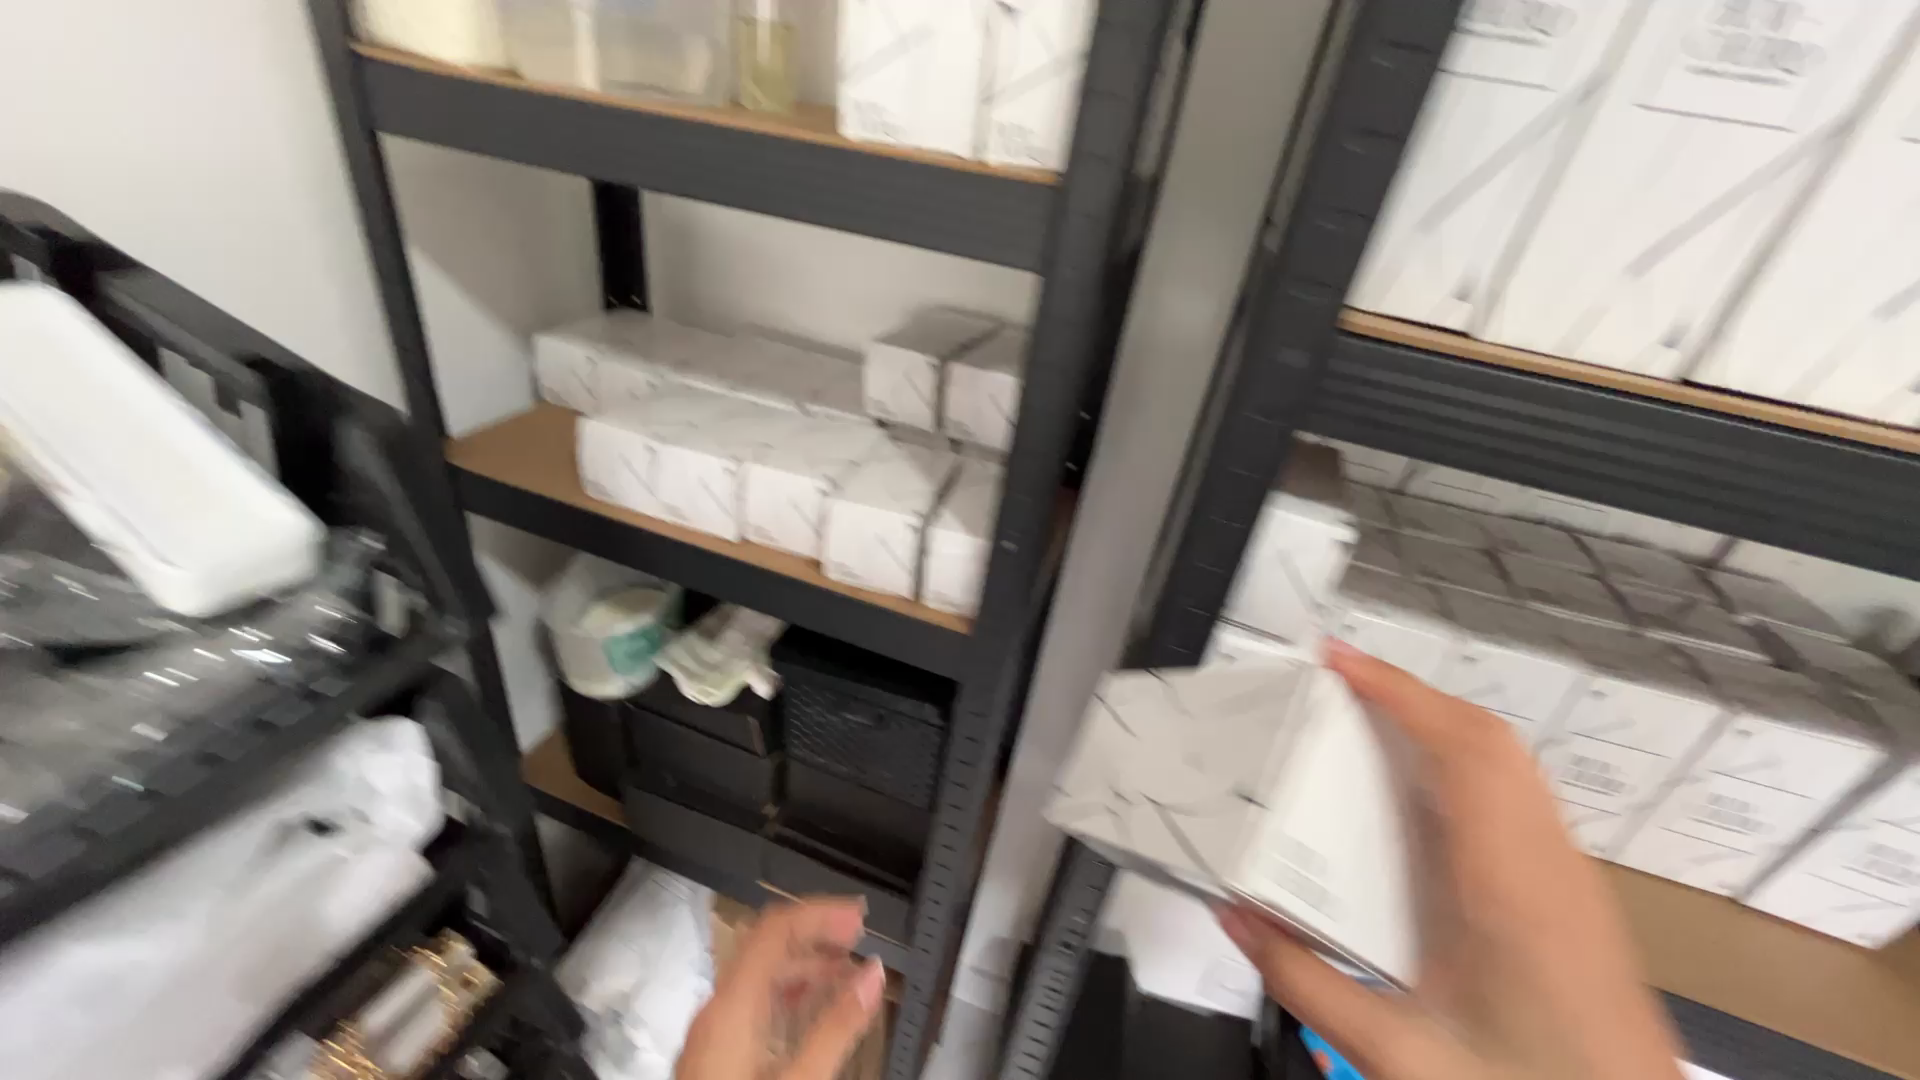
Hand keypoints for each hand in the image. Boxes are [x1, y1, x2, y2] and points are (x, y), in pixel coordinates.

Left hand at [677, 899, 885, 1079]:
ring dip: (805, 965)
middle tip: (859, 939)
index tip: (859, 918)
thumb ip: (838, 1025)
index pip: (776, 929)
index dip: (820, 913)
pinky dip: (789, 995)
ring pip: (760, 976)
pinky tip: (813, 1013)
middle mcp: (716, 1011)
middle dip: (816, 936)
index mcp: (732, 1007)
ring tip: (846, 973)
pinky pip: (754, 1004)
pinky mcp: (713, 1058)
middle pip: (767, 947)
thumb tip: (873, 973)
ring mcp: (711, 1035)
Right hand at [1216, 641, 1686, 1079]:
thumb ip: (1305, 982)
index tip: (1334, 660)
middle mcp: (1548, 863)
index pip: (1463, 752)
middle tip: (1332, 678)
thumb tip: (1233, 913)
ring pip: (1505, 761)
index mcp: (1509, 888)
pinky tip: (1411, 781)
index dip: (1398, 692)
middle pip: (1486, 739)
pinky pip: (1510, 792)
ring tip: (1360, 713)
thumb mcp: (1400, 1055)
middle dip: (1407, 692)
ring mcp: (1567, 875)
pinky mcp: (1568, 892)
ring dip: (1432, 719)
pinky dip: (1455, 756)